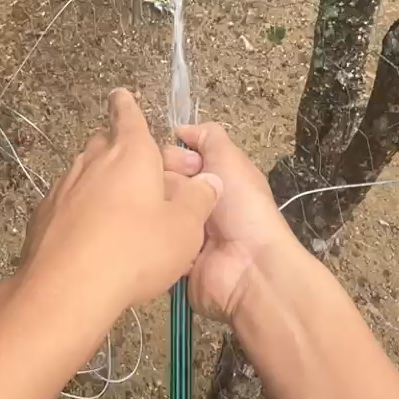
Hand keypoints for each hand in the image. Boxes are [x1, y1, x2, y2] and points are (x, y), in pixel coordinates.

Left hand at [18, 89, 222, 320]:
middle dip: (121, 151)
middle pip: (106, 142)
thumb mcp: (184, 229)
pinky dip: (81, 210)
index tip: (121, 95)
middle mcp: (93, 159)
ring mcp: (64, 184)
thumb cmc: (135, 250)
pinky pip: (69, 201)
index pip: (127, 114)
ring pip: (86, 172)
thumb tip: (209, 182)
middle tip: (141, 175)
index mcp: (130, 153)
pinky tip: (92, 237)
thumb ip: (198, 200)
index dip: (126, 104)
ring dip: (102, 183)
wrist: (68, 285)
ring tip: (121, 213)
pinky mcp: (45, 212)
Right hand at [167, 122, 300, 323]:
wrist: (249, 268)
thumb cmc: (244, 208)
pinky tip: (150, 233)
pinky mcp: (173, 255)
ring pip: (153, 207)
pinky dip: (154, 234)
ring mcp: (184, 228)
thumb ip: (208, 136)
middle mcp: (196, 201)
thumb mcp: (231, 160)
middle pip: (159, 179)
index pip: (172, 157)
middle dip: (166, 183)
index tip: (186, 168)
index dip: (174, 157)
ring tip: (165, 216)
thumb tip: (181, 130)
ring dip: (160, 210)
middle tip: (178, 193)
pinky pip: (152, 236)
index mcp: (210, 178)